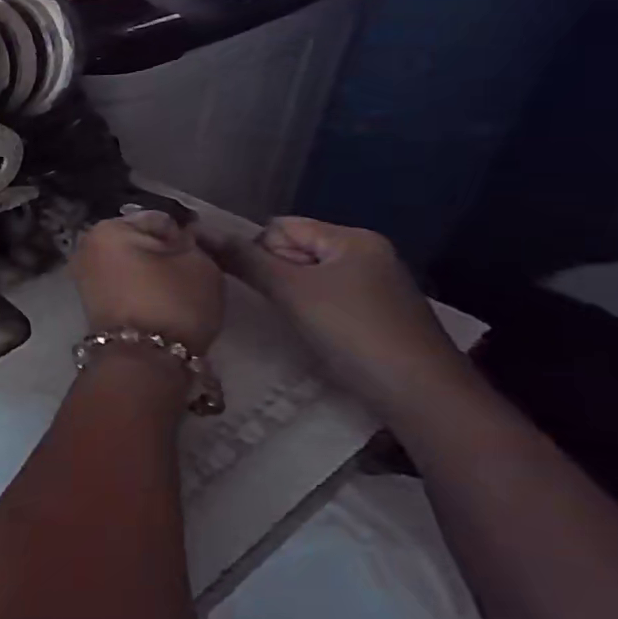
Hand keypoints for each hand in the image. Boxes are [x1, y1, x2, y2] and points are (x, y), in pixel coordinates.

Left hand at [71, 210, 223, 354]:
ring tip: (174, 292)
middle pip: (139, 240)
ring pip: (130, 262)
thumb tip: (178, 235)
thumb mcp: (199, 262)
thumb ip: (190, 241)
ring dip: (151, 271)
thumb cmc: (173, 302)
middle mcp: (85, 246)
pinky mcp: (88, 299)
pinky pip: (121, 281)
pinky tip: (157, 302)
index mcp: (106, 229)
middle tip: (188, 276)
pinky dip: (139, 287)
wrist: (143, 358)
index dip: (185, 238)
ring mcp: (82, 273)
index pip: (160, 220)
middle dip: (164, 253)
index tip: (200, 259)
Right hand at [201, 216, 470, 410]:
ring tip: (292, 317)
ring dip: (287, 292)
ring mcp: (372, 283)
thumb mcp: (290, 290)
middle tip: (277, 302)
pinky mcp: (372, 311)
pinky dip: (308, 308)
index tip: (259, 283)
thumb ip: (244, 259)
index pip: (279, 227)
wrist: (419, 391)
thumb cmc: (351, 329)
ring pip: (305, 275)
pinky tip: (311, 329)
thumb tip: (198, 230)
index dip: (258, 250)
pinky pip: (323, 295)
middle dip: (273, 272)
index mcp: (352, 238)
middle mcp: (365, 253)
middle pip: (292, 249)